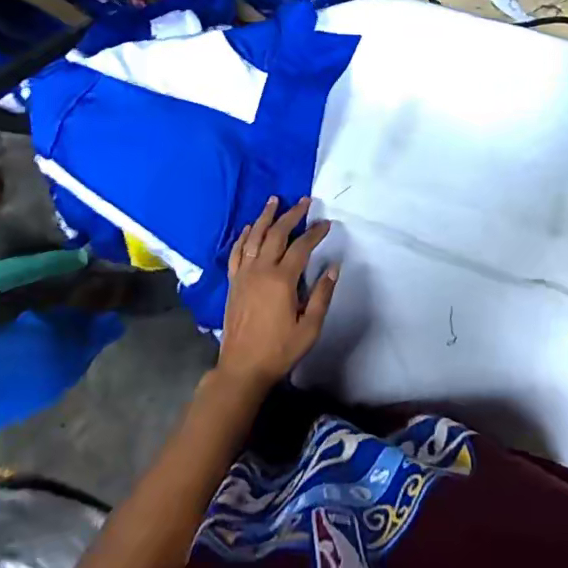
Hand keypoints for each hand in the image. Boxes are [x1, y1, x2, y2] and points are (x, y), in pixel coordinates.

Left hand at [218, 197, 338, 394]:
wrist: (242, 367)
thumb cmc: (279, 350)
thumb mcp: (309, 328)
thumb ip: (322, 295)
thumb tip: (333, 267)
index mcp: (282, 280)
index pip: (301, 247)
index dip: (315, 233)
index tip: (326, 223)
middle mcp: (261, 270)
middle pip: (277, 234)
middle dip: (292, 215)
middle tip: (304, 201)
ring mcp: (244, 274)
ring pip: (255, 237)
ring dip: (265, 217)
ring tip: (274, 200)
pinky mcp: (233, 282)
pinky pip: (237, 252)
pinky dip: (244, 236)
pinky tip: (250, 228)